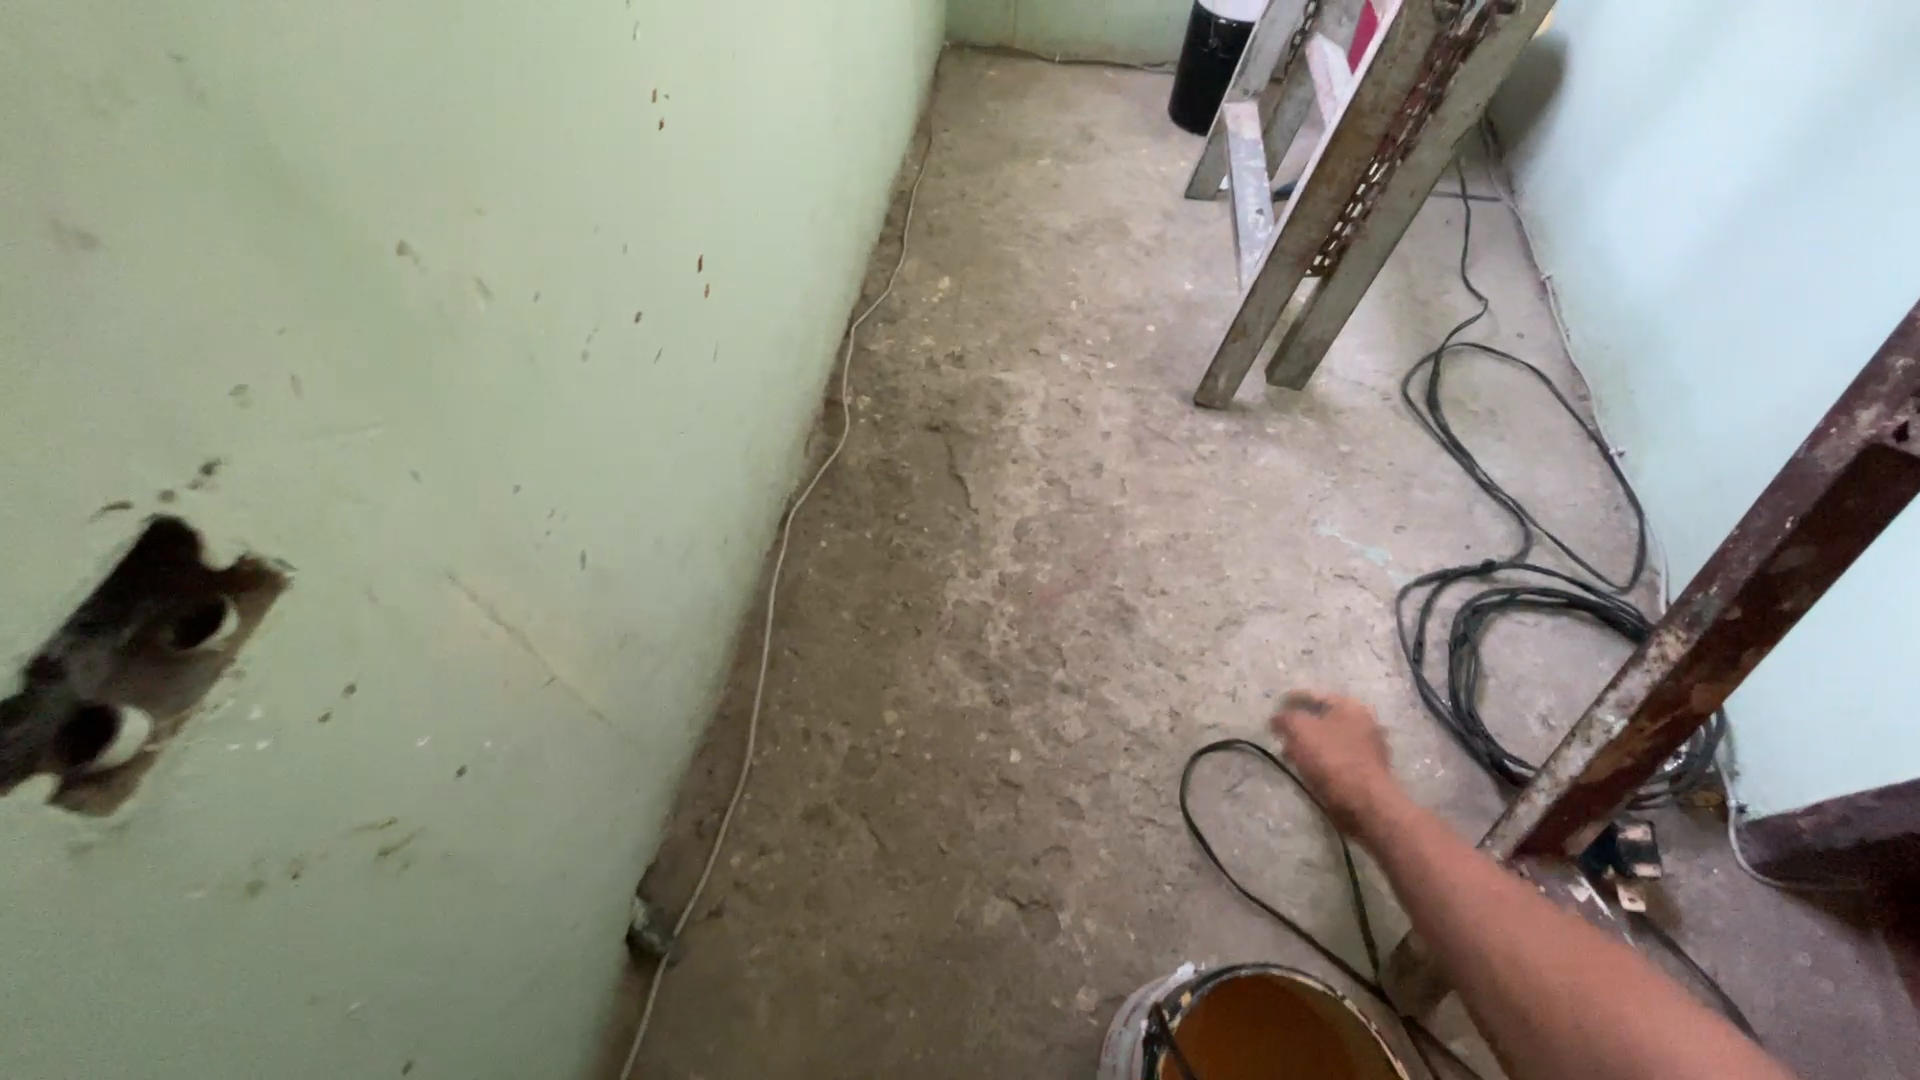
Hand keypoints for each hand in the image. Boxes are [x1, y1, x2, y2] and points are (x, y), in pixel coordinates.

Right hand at [1270, 690, 1403, 839]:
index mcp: (1351, 706)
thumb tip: (1277, 718)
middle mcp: (1365, 722)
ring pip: (1331, 740)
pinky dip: (1321, 761)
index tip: (1273, 710)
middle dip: (1301, 725)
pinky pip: (1337, 759)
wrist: (1364, 803)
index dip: (1290, 701)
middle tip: (1281, 733)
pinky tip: (1307, 769)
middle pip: (1324, 718)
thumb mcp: (1299, 729)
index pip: (1314, 696)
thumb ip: (1285, 717)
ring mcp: (1370, 748)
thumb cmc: (1331, 758)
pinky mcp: (1368, 771)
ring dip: (1310, 745)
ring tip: (1289, 754)